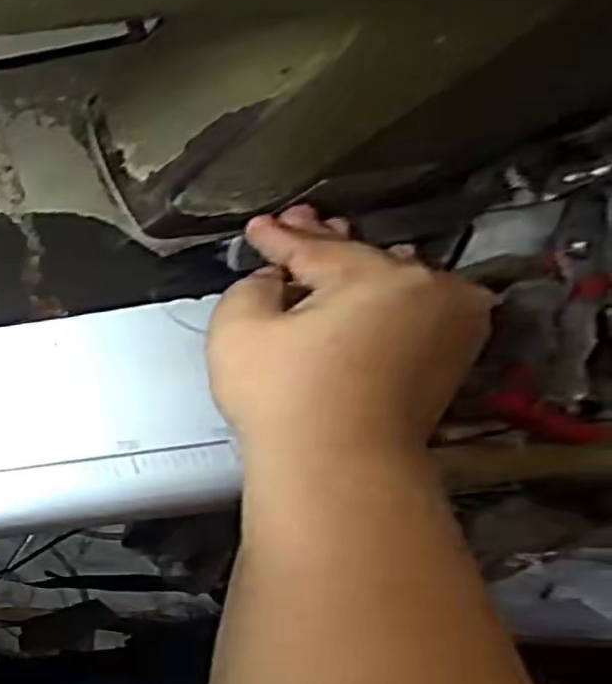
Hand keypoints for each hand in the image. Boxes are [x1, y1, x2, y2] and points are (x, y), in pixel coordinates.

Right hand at [208, 205, 495, 465]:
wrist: (334, 458)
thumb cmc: (286, 400)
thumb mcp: (234, 332)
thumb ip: (245, 289)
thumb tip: (266, 283)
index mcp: (379, 276)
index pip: (315, 247)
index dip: (278, 236)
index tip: (262, 226)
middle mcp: (430, 289)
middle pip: (363, 259)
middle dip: (323, 246)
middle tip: (297, 228)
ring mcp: (450, 323)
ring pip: (390, 284)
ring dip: (352, 276)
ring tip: (320, 270)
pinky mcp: (450, 354)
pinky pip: (408, 313)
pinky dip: (374, 307)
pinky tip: (347, 310)